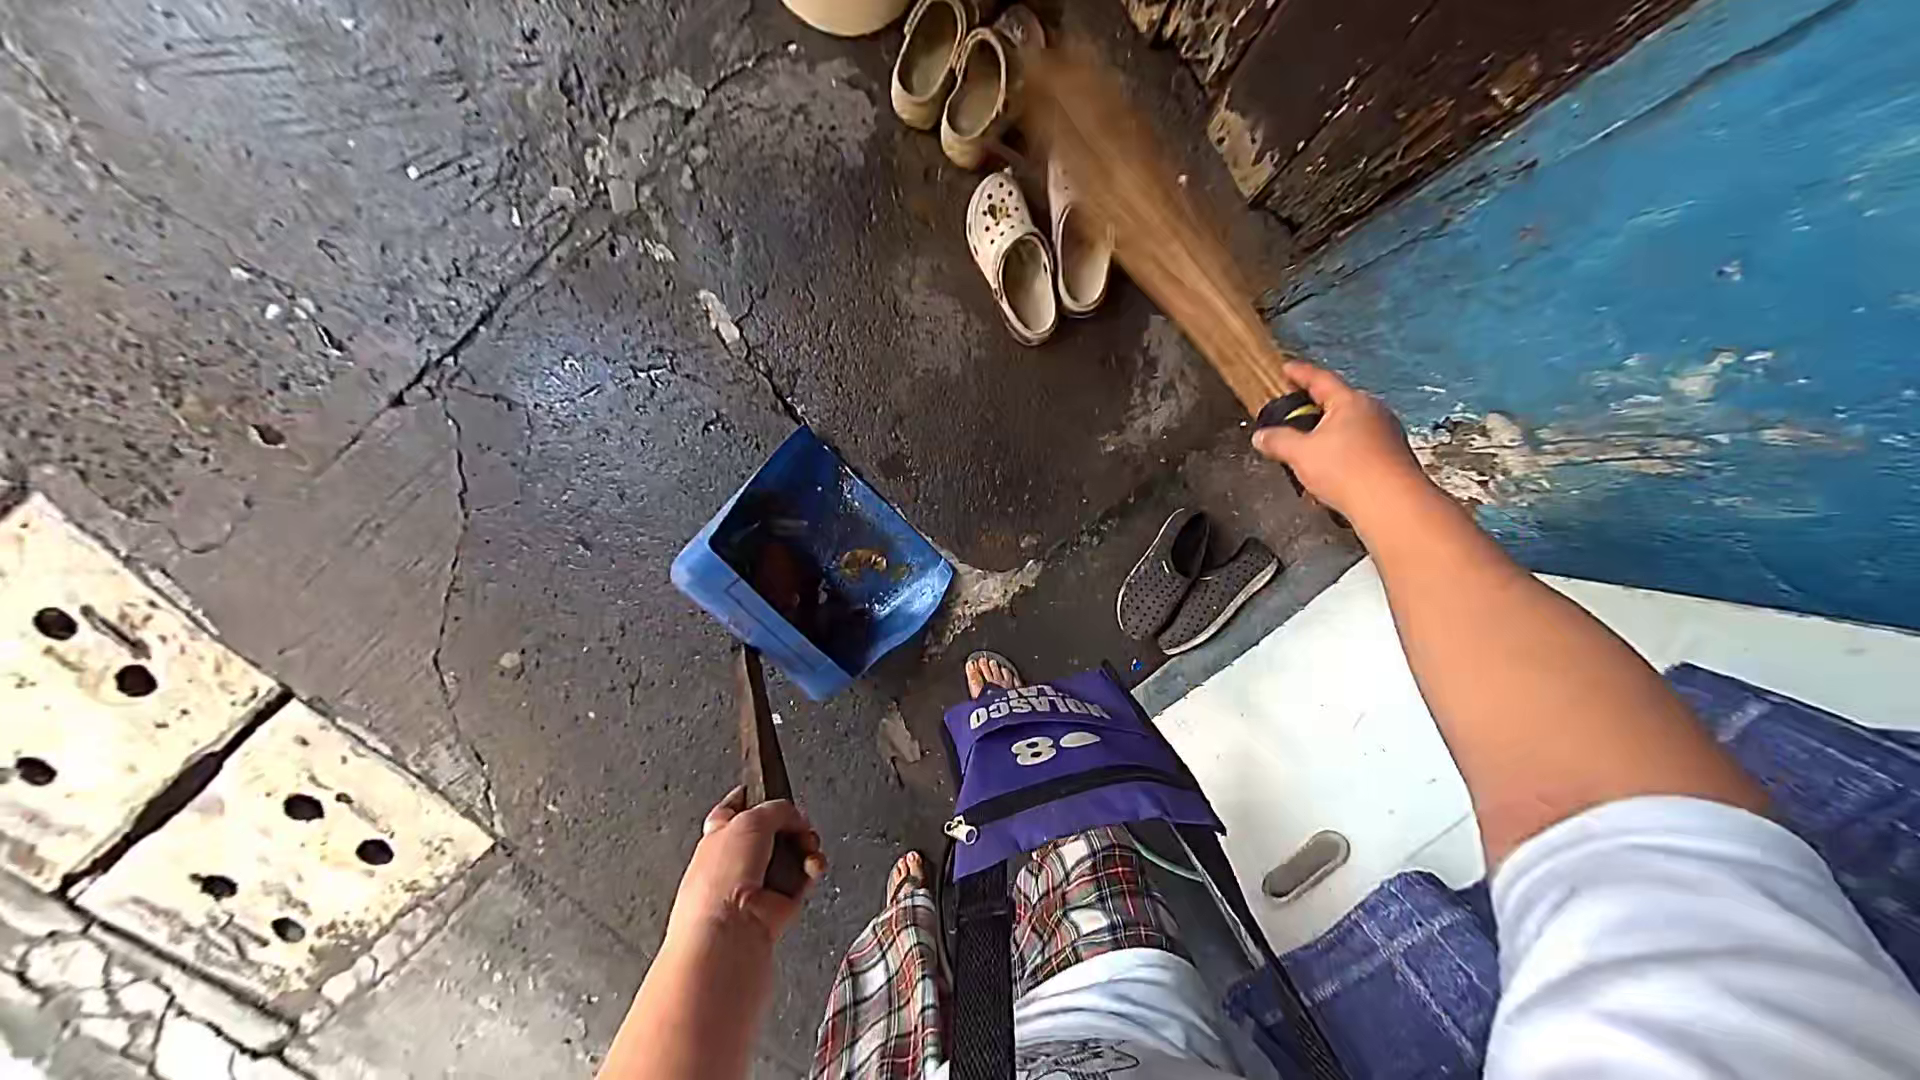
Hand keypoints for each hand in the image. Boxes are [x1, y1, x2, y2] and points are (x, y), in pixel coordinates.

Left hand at [667, 787, 827, 946]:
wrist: (730, 931)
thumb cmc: (720, 880)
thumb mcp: (751, 819)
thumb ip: (778, 807)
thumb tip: (795, 816)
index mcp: (719, 833)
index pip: (737, 806)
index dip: (755, 795)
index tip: (771, 788)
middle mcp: (738, 857)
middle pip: (775, 827)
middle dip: (792, 822)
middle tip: (797, 823)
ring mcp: (760, 879)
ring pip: (794, 848)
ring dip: (806, 842)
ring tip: (806, 845)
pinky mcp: (782, 898)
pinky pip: (806, 874)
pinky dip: (813, 867)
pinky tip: (811, 865)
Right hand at [1251, 360, 1429, 524]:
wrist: (1391, 504)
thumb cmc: (1347, 471)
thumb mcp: (1300, 454)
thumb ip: (1277, 441)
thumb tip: (1261, 437)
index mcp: (1350, 402)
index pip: (1320, 380)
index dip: (1300, 373)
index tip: (1287, 369)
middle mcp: (1373, 411)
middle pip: (1336, 403)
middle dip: (1313, 408)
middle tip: (1292, 413)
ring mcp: (1386, 433)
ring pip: (1349, 426)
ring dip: (1327, 434)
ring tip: (1307, 450)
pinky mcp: (1391, 455)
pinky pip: (1359, 446)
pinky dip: (1341, 453)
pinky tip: (1329, 471)